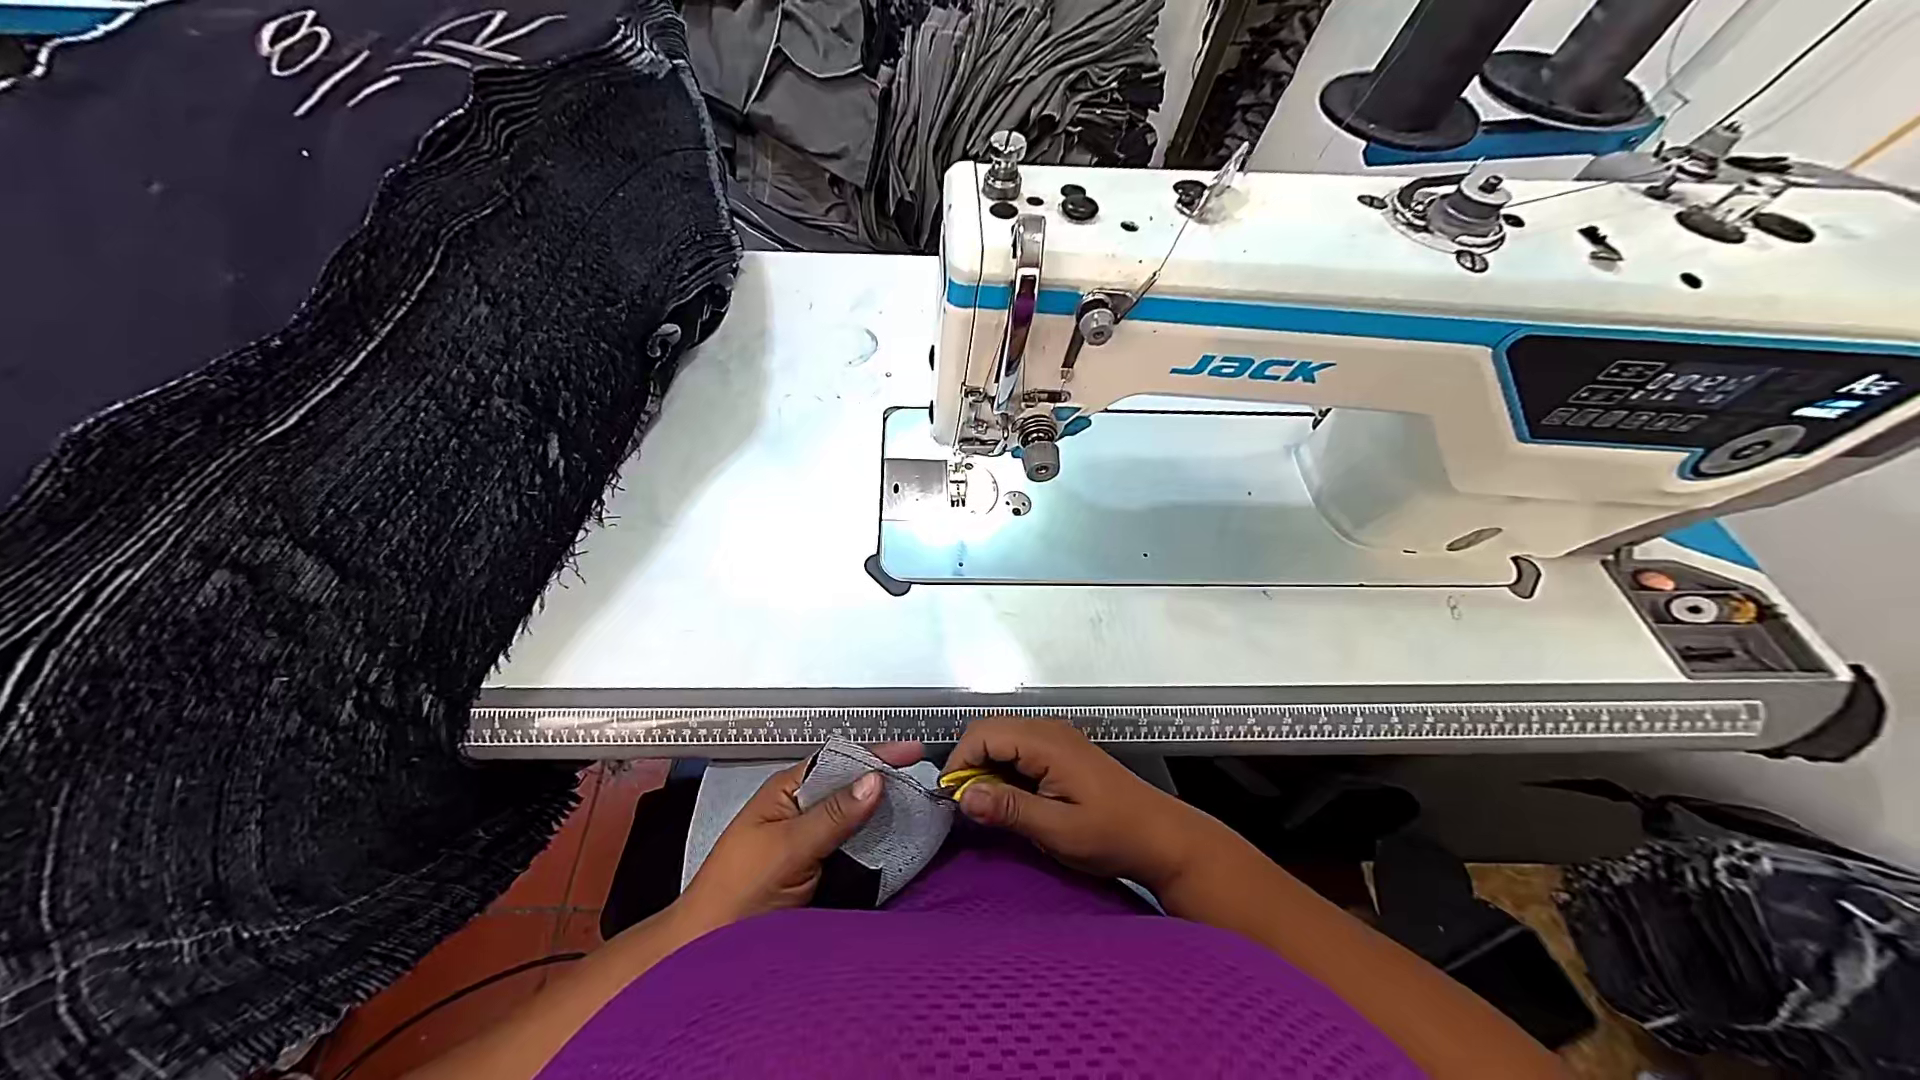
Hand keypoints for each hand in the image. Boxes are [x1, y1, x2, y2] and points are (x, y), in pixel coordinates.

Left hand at [676, 742, 922, 929]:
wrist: (706, 953)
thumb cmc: (737, 891)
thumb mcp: (786, 847)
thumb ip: (832, 815)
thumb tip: (876, 779)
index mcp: (788, 791)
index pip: (838, 760)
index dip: (876, 753)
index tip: (914, 751)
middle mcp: (803, 810)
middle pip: (852, 786)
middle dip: (887, 781)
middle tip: (926, 782)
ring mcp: (814, 842)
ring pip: (858, 818)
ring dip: (887, 814)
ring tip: (923, 809)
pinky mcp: (824, 872)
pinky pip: (859, 849)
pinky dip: (882, 844)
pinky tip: (903, 843)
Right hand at [943, 718, 1223, 890]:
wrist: (1162, 837)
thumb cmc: (1114, 835)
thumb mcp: (1058, 831)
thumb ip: (1009, 809)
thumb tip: (963, 797)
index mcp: (1047, 743)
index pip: (983, 734)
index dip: (959, 763)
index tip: (952, 800)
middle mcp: (1049, 730)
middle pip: (990, 731)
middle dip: (969, 764)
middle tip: (967, 805)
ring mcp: (1057, 738)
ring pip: (1002, 739)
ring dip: (986, 768)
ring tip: (988, 806)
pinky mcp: (1061, 751)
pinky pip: (1019, 749)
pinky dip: (1004, 769)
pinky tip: (1010, 799)